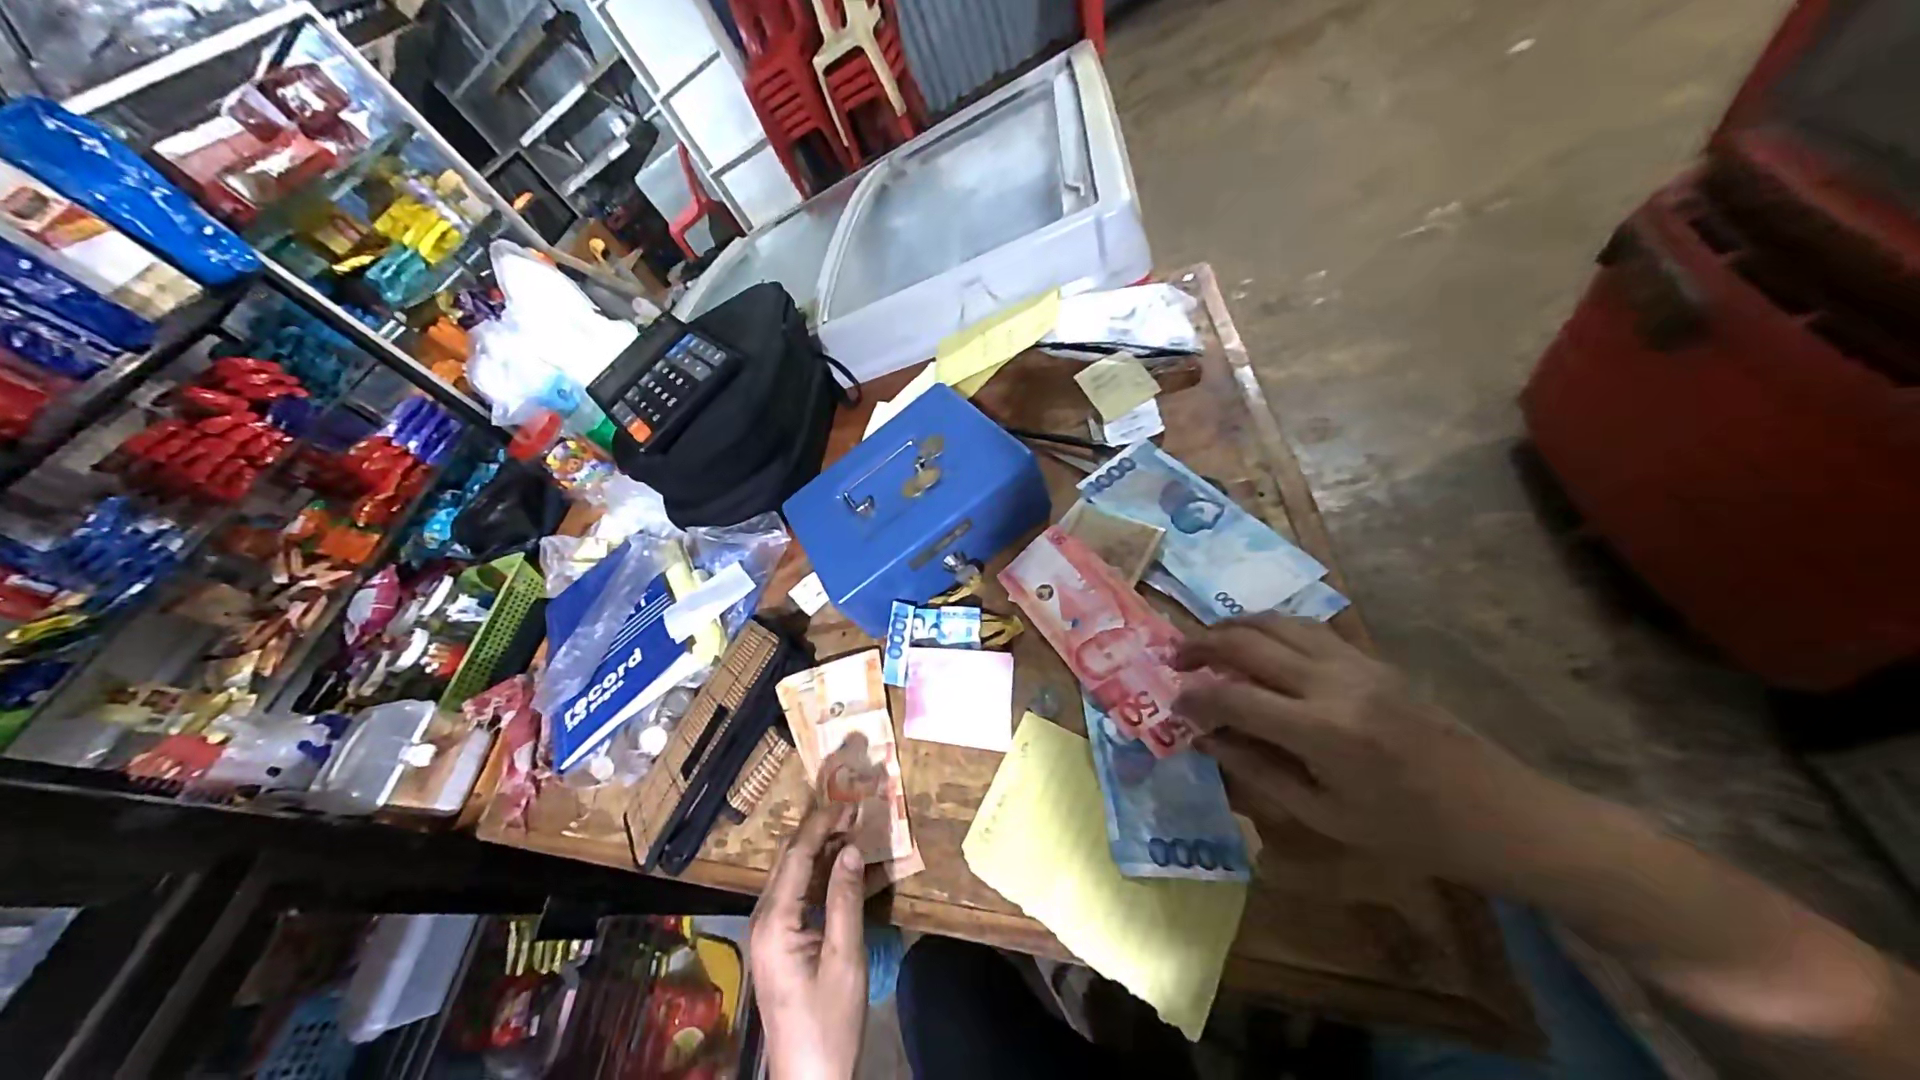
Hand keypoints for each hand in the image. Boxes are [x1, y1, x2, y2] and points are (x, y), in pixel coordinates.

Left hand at [749, 802, 867, 1079]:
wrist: (809, 1078)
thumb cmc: (829, 1020)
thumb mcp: (845, 957)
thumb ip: (845, 899)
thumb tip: (851, 848)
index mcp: (774, 921)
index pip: (797, 856)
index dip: (823, 825)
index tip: (849, 802)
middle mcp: (763, 920)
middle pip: (790, 862)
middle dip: (821, 833)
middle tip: (854, 811)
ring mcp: (769, 933)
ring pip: (794, 877)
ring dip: (823, 853)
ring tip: (854, 832)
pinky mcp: (779, 945)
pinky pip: (799, 898)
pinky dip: (822, 879)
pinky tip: (846, 871)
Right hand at [1173, 614, 1555, 883]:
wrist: (1504, 813)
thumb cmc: (1411, 830)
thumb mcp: (1325, 815)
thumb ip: (1258, 770)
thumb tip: (1206, 739)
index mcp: (1321, 731)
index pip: (1233, 696)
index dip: (1194, 695)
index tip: (1173, 702)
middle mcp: (1333, 683)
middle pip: (1249, 642)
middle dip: (1202, 645)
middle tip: (1174, 658)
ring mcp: (1357, 664)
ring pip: (1279, 622)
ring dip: (1234, 625)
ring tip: (1207, 640)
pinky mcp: (1374, 659)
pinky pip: (1309, 628)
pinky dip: (1272, 627)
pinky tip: (1259, 642)